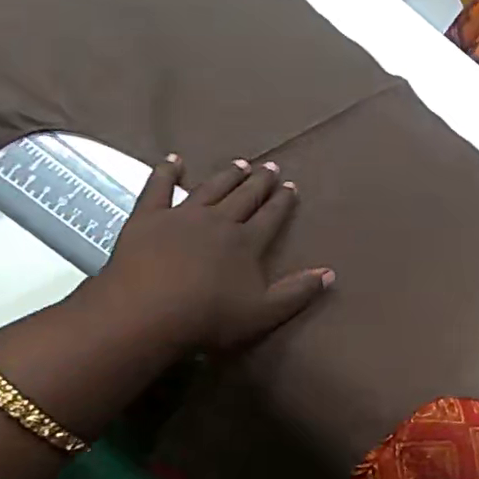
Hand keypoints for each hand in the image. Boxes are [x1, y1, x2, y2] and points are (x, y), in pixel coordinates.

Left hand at [100, 155, 333, 351]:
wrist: (149, 312)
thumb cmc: (209, 317)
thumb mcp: (264, 312)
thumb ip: (297, 292)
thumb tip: (330, 273)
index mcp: (246, 242)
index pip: (271, 217)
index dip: (282, 202)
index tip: (291, 187)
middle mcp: (219, 221)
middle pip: (244, 197)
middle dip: (260, 182)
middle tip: (271, 167)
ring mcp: (182, 215)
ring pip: (211, 188)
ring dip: (227, 176)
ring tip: (240, 164)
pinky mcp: (149, 217)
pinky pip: (159, 187)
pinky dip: (167, 172)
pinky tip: (174, 161)